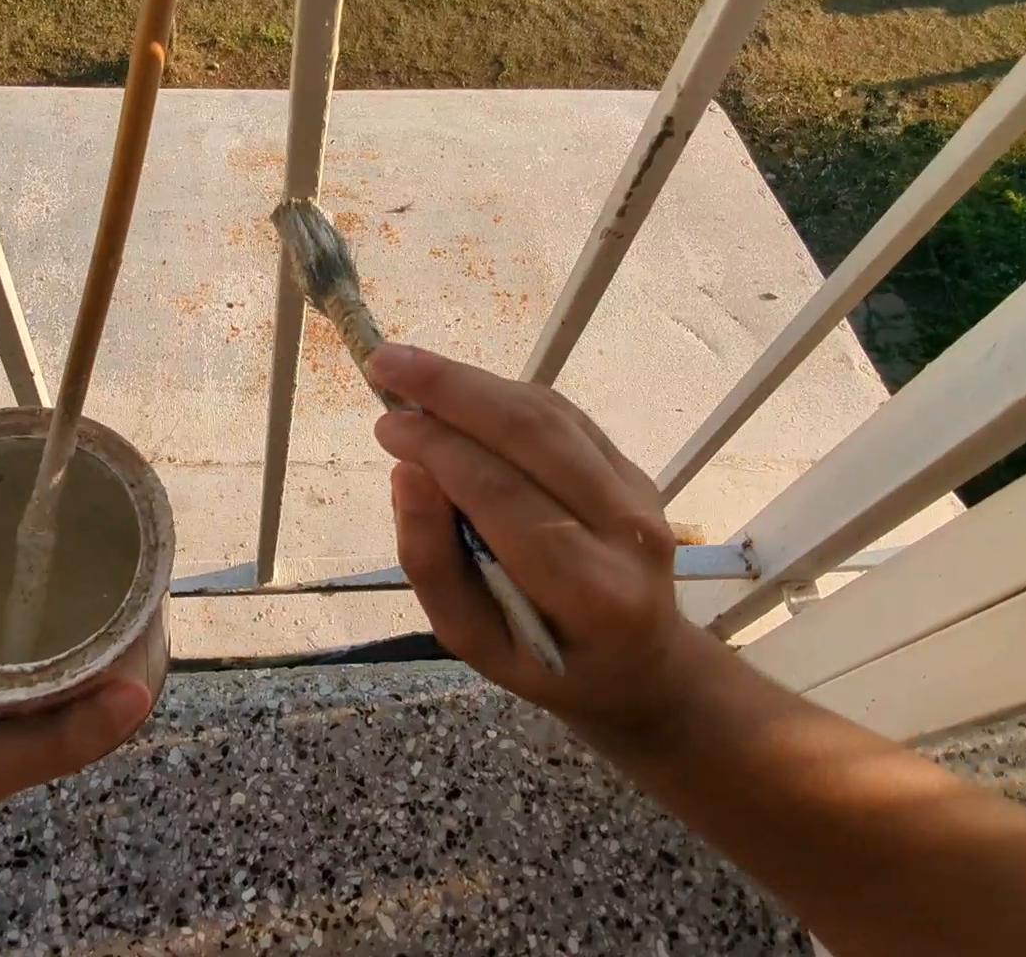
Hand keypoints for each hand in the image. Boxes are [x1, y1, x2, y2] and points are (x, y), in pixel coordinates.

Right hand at [366, 344, 701, 739]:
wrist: (640, 663)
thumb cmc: (545, 664)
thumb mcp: (470, 639)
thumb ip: (433, 561)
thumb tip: (408, 472)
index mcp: (586, 589)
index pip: (499, 494)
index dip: (438, 449)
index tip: (385, 425)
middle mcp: (627, 530)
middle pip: (532, 434)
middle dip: (452, 389)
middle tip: (387, 361)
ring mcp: (639, 493)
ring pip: (549, 414)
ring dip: (474, 383)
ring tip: (412, 369)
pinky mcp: (634, 470)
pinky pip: (563, 416)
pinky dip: (503, 394)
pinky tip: (460, 390)